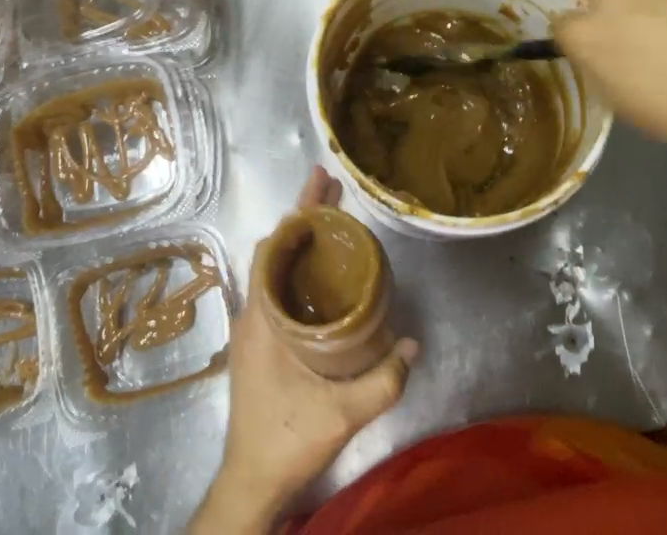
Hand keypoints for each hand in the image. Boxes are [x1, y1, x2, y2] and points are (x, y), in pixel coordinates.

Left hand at [191, 167, 419, 533]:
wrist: (252, 481)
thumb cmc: (287, 439)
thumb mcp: (343, 412)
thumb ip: (384, 379)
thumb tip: (415, 344)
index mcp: (262, 320)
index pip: (272, 250)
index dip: (296, 215)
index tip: (319, 186)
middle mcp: (251, 316)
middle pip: (274, 252)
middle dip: (302, 219)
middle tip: (332, 189)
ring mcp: (252, 331)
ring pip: (274, 271)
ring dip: (300, 244)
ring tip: (332, 223)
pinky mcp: (258, 345)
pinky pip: (276, 291)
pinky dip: (298, 271)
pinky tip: (323, 276)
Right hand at [555, 0, 666, 165]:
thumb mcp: (621, 102)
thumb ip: (599, 67)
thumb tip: (599, 52)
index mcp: (586, 34)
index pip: (563, 25)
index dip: (581, 40)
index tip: (599, 56)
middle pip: (601, 1)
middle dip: (616, 19)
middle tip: (645, 46)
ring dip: (652, 3)